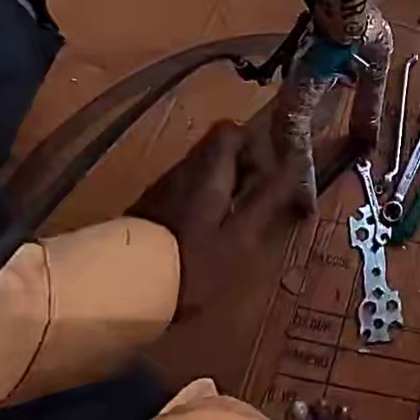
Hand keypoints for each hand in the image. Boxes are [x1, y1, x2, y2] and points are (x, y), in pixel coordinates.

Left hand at [130, 120, 311, 315]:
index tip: (268, 176)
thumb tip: (295, 164)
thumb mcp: (240, 236)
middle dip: (243, 170)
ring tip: (235, 224)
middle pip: (218, 150)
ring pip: (203, 171)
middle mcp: (184, 169)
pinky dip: (205, 202)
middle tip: (255, 204)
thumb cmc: (192, 263)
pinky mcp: (151, 206)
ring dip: (225, 188)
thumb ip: (267, 199)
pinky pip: (187, 189)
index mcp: (208, 170)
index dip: (254, 146)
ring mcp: (164, 187)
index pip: (231, 130)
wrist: (124, 289)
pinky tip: (207, 236)